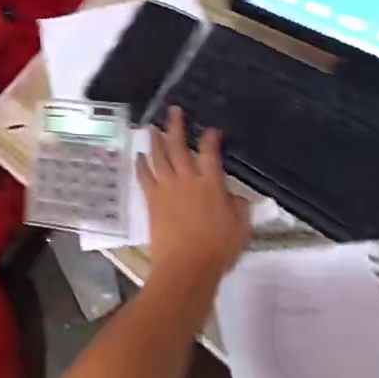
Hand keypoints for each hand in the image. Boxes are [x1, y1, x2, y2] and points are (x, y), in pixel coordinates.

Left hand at [137, 107, 251, 293]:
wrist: (186, 266)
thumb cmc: (218, 250)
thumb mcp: (241, 230)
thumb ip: (239, 209)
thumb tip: (237, 197)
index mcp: (211, 186)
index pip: (211, 154)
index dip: (211, 139)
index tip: (212, 129)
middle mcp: (187, 181)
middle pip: (180, 148)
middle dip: (176, 127)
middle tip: (173, 111)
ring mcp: (166, 189)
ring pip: (159, 157)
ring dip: (155, 140)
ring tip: (152, 127)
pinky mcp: (152, 200)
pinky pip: (144, 177)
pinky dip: (140, 165)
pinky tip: (138, 156)